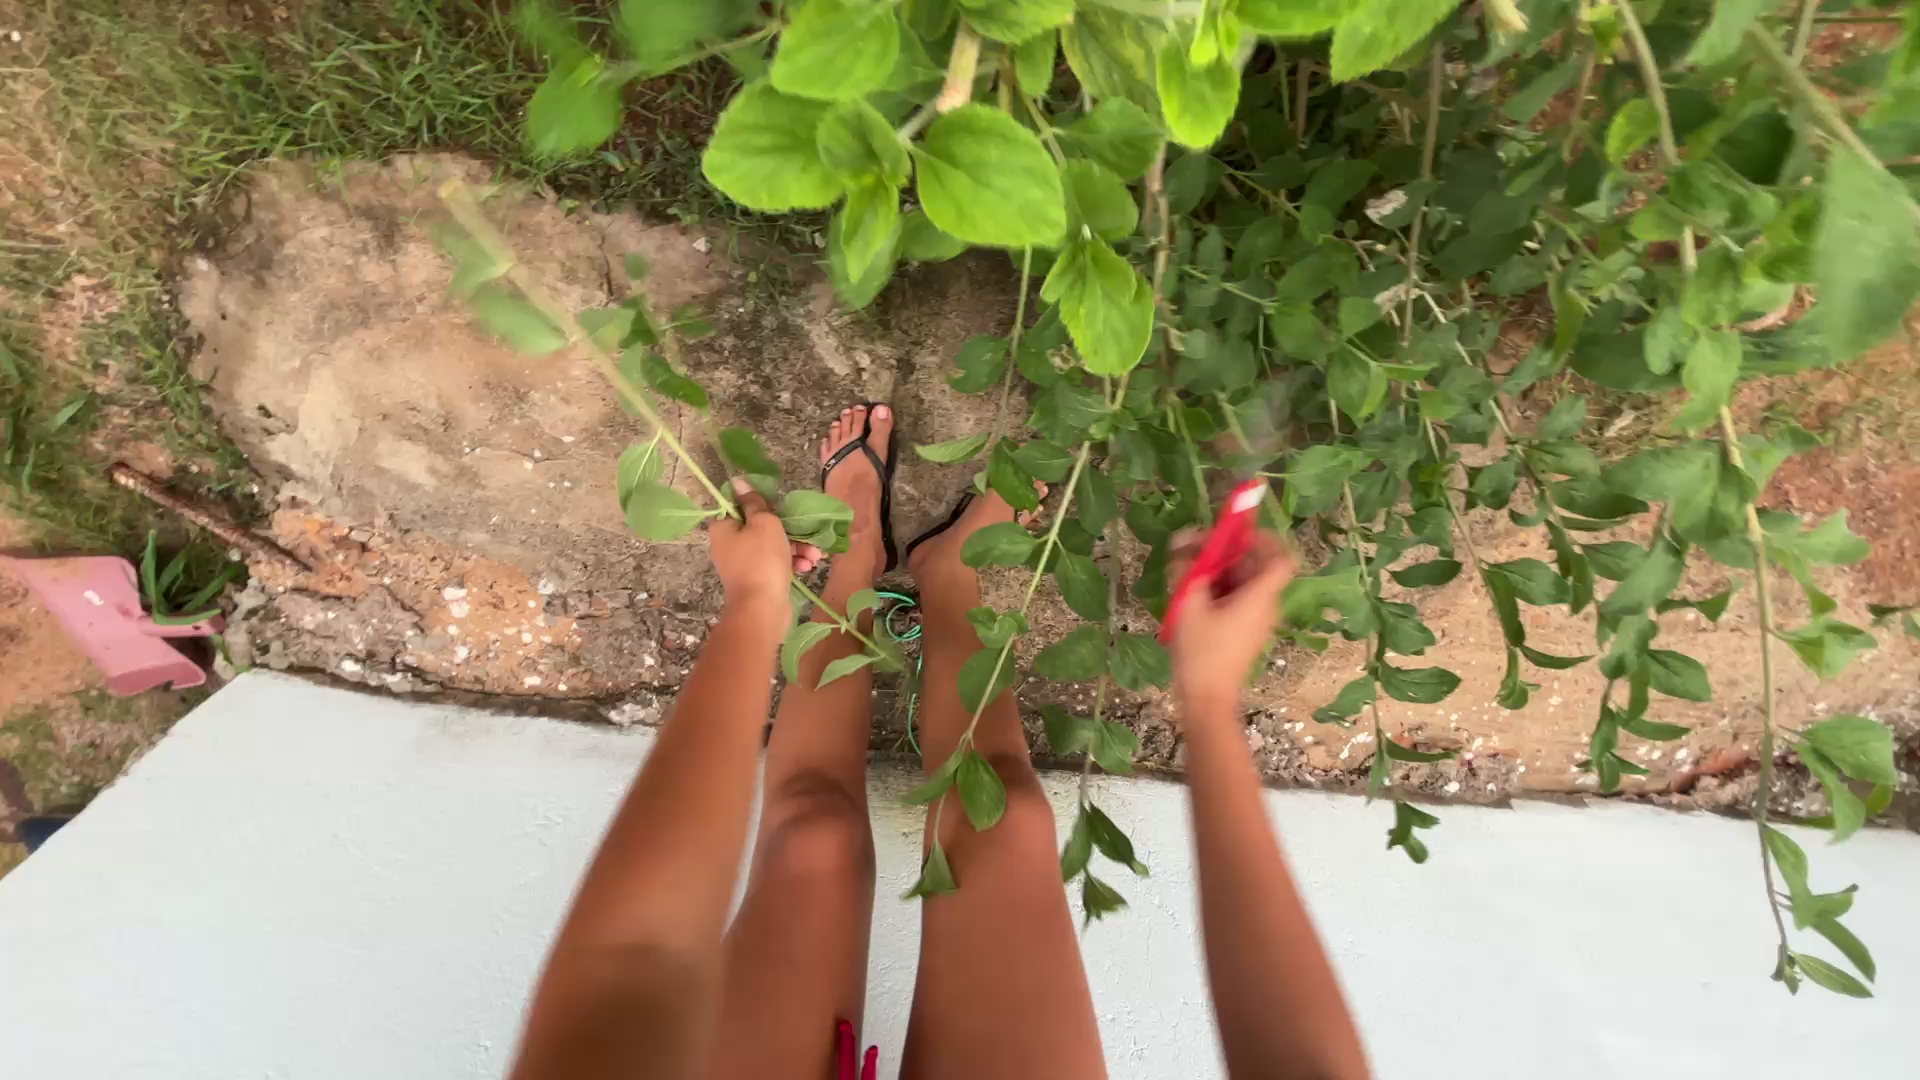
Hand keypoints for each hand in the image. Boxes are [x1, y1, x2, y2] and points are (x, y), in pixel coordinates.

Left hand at [708, 477, 820, 628]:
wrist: (763, 609)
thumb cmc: (762, 560)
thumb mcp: (764, 523)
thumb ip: (754, 502)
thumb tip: (738, 481)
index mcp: (724, 528)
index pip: (741, 507)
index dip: (763, 506)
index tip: (781, 510)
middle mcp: (729, 546)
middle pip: (761, 528)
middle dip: (790, 531)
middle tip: (809, 535)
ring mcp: (743, 565)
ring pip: (773, 547)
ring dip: (797, 548)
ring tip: (815, 556)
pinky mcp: (757, 580)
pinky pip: (776, 564)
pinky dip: (791, 563)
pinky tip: (808, 567)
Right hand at [1167, 527, 1295, 717]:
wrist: (1206, 698)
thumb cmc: (1201, 651)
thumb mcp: (1188, 604)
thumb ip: (1187, 568)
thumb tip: (1183, 542)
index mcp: (1260, 596)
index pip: (1281, 558)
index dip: (1264, 539)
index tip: (1235, 532)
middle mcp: (1264, 605)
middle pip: (1254, 566)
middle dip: (1224, 552)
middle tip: (1191, 547)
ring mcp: (1255, 620)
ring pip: (1242, 582)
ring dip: (1216, 571)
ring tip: (1185, 572)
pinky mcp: (1243, 631)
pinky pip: (1235, 599)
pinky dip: (1216, 589)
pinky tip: (1190, 595)